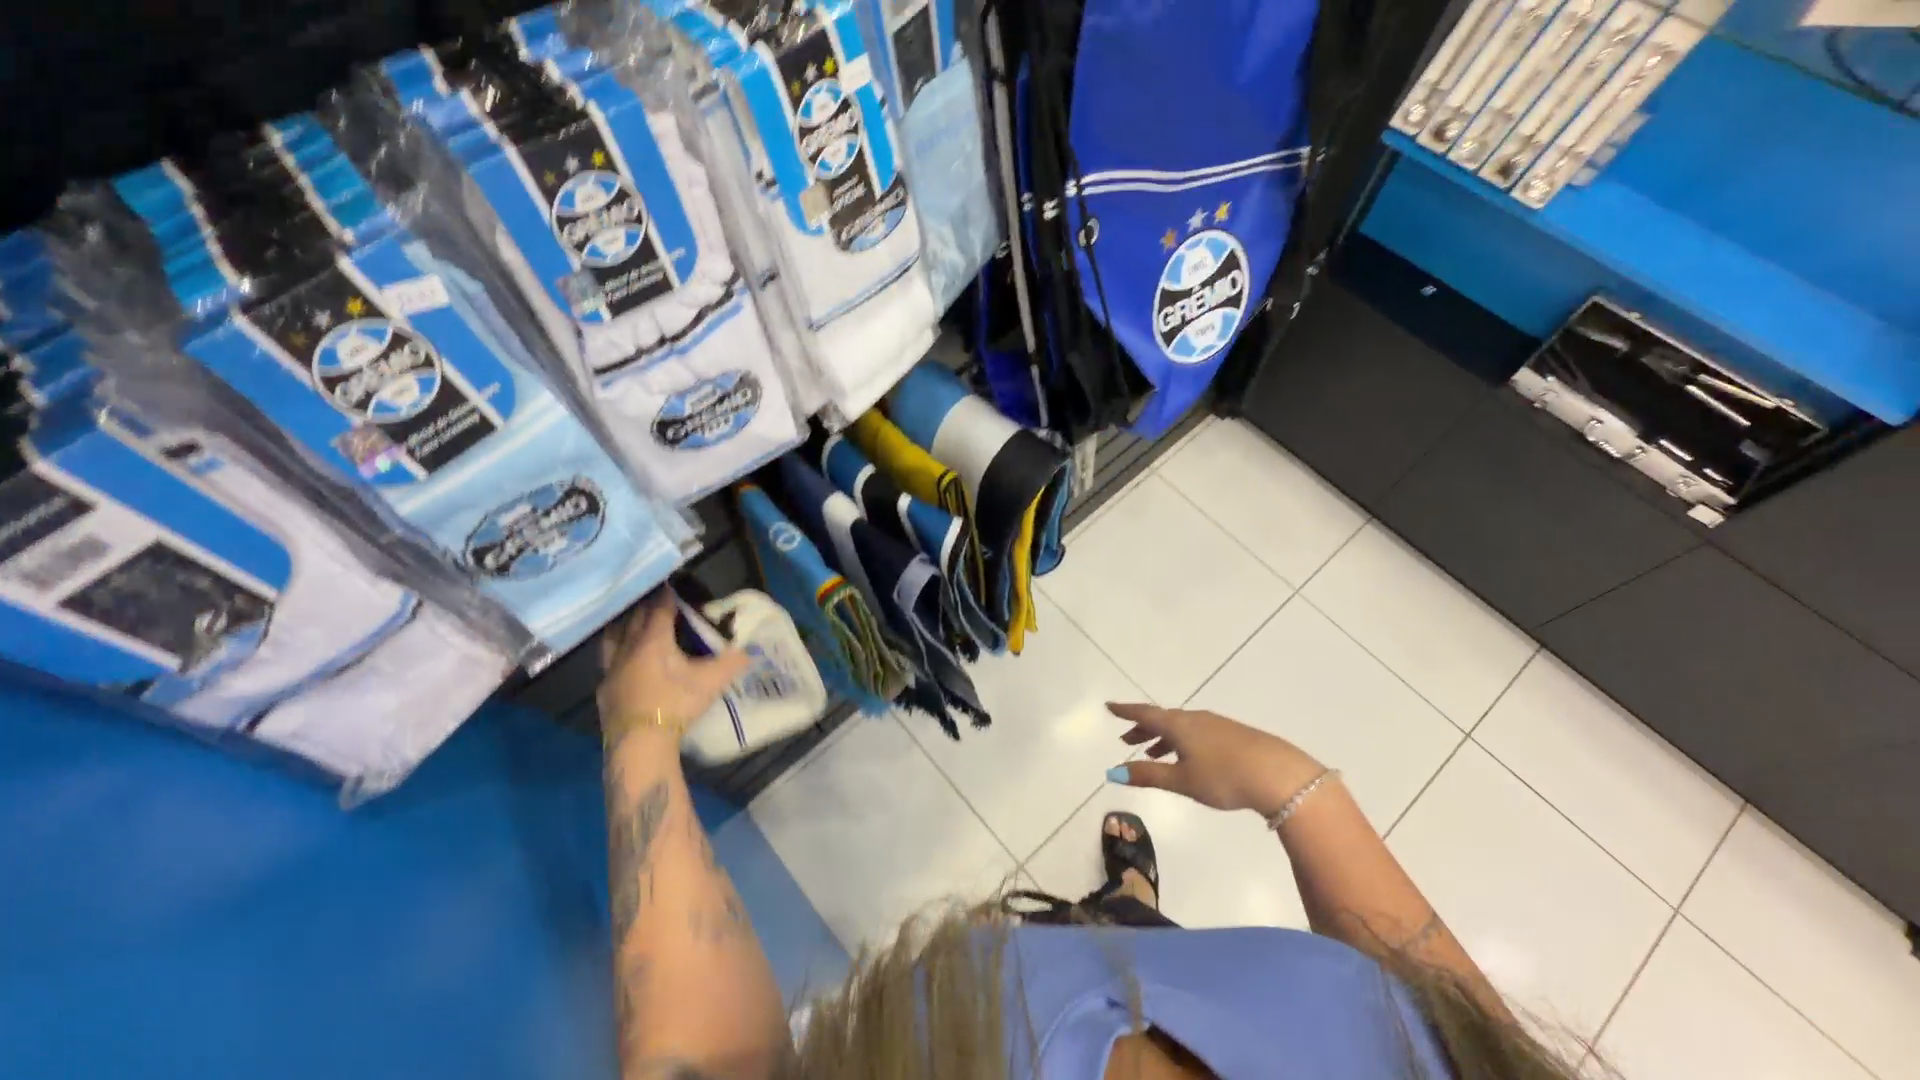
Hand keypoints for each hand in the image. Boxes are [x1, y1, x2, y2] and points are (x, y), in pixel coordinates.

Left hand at [598, 591, 750, 748]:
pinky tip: (623, 663)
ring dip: (624, 627)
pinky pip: (608, 663)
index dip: (667, 597)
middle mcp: (629, 648)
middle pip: (634, 619)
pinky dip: (616, 655)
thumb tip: (748, 652)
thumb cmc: (676, 704)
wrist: (640, 742)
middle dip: (646, 608)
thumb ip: (731, 663)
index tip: (672, 586)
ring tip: (632, 624)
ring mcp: (612, 669)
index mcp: (654, 640)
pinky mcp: (605, 689)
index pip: (659, 609)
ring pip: (613, 637)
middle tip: (658, 603)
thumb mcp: (711, 683)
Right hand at [1107, 702, 1327, 818]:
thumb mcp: (1181, 780)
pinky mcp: (1234, 735)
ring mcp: (1217, 725)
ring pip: (1182, 727)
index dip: (1126, 712)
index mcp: (1179, 725)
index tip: (1109, 706)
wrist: (1279, 775)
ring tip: (1154, 753)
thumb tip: (1112, 771)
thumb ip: (1147, 774)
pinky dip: (1182, 741)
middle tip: (1127, 739)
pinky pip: (1197, 732)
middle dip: (1143, 729)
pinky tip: (1188, 758)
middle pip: (1163, 719)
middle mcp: (1196, 719)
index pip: (1145, 714)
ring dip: (1163, 737)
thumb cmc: (1223, 777)